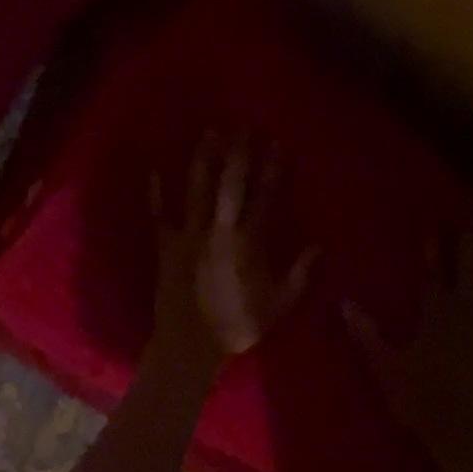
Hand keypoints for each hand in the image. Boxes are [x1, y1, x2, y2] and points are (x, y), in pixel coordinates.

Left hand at [150, 136, 316, 363]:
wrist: (190, 346)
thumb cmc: (237, 327)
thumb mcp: (278, 305)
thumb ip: (299, 275)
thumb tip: (317, 245)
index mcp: (249, 243)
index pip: (264, 197)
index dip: (271, 168)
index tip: (276, 142)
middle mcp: (219, 231)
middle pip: (231, 183)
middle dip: (239, 152)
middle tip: (243, 124)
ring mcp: (189, 236)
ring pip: (197, 189)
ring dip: (204, 158)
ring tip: (209, 131)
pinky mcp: (166, 246)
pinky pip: (160, 214)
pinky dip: (157, 191)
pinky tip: (155, 169)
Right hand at [343, 234, 472, 470]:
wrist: (455, 428)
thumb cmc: (415, 396)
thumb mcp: (384, 364)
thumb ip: (367, 333)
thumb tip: (345, 304)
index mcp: (435, 319)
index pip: (433, 279)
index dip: (434, 255)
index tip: (434, 230)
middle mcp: (465, 319)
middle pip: (468, 279)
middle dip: (468, 251)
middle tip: (470, 226)